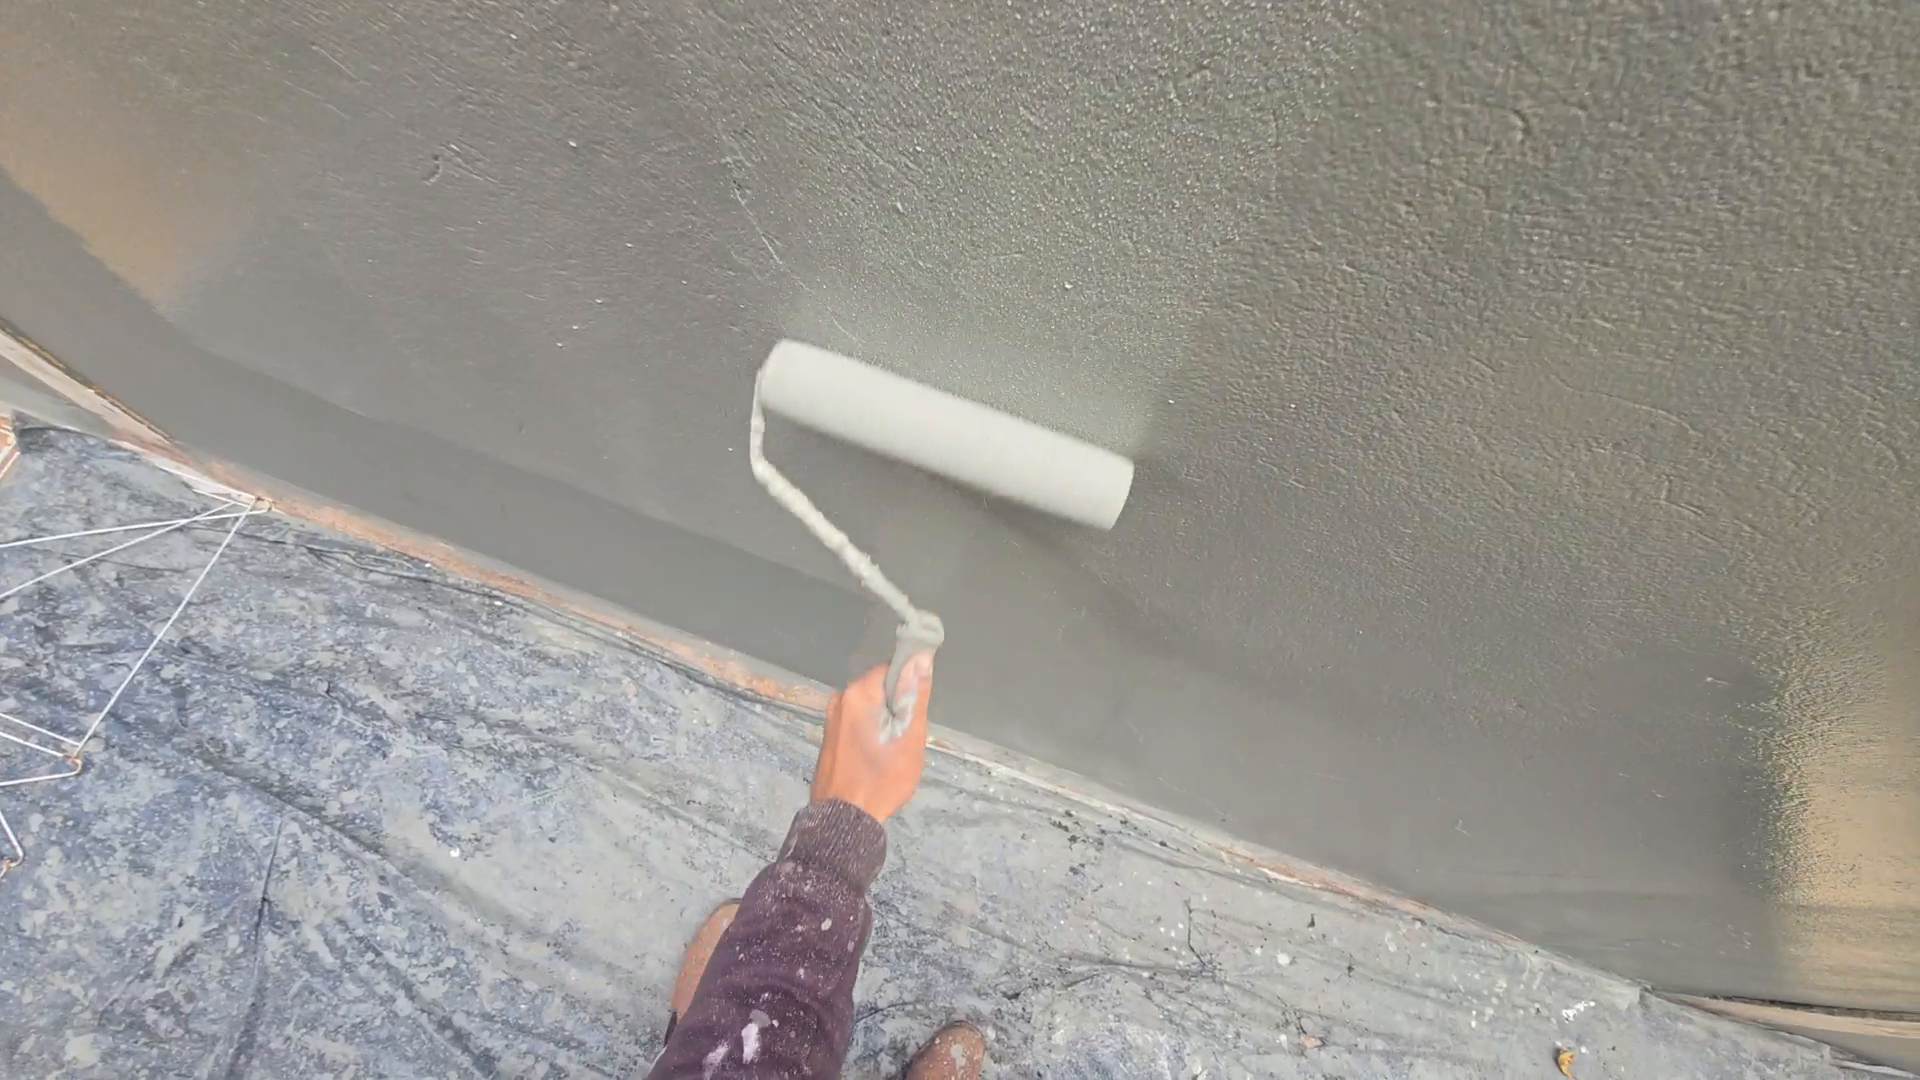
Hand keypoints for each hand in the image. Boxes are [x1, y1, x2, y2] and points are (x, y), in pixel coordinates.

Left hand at [810, 652, 933, 822]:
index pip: (891, 669)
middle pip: (880, 689)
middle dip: (896, 708)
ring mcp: (831, 718)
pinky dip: (870, 733)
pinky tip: (876, 758)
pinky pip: (857, 723)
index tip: (914, 714)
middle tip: (906, 738)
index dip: (908, 689)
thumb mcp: (909, 735)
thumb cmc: (883, 776)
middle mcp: (840, 698)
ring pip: (870, 708)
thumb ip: (915, 694)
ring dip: (884, 723)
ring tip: (892, 752)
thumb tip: (921, 657)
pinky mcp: (829, 737)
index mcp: (859, 692)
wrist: (845, 818)